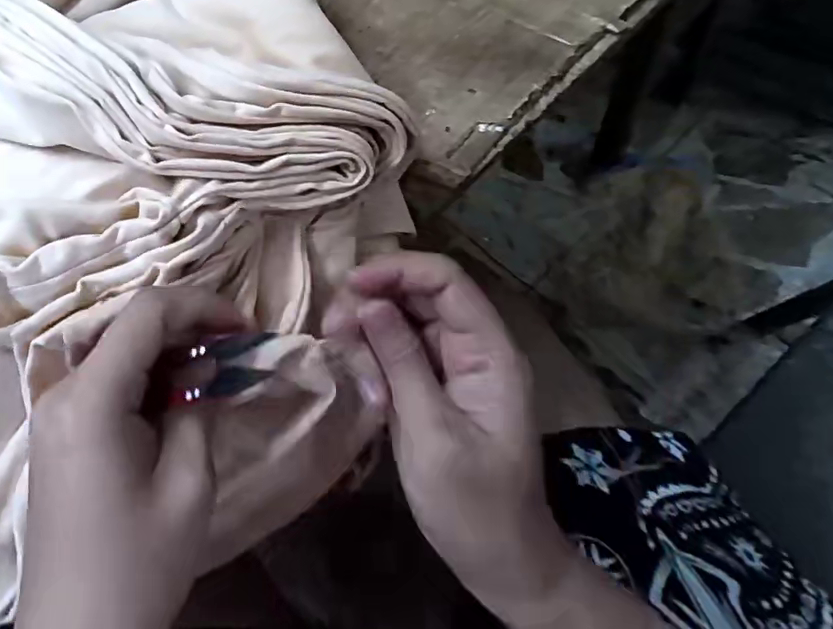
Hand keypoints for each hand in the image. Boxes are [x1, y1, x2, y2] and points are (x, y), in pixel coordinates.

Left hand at [18, 287, 248, 628]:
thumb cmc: (136, 567)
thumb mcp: (187, 488)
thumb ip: (196, 409)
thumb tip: (202, 367)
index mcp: (89, 397)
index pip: (144, 313)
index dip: (198, 304)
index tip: (242, 324)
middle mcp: (61, 388)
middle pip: (125, 325)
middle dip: (183, 323)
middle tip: (233, 344)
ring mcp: (52, 407)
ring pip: (113, 347)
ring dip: (163, 347)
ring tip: (210, 364)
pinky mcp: (56, 427)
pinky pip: (101, 377)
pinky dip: (141, 372)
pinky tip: (172, 390)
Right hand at [324, 253, 661, 628]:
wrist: (499, 562)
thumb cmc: (473, 504)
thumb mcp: (432, 433)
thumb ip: (402, 361)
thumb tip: (369, 302)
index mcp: (489, 353)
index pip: (446, 280)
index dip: (398, 270)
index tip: (351, 284)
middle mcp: (472, 347)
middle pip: (418, 292)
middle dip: (372, 297)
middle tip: (333, 324)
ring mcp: (450, 363)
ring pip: (401, 315)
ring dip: (365, 324)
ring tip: (340, 349)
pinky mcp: (430, 380)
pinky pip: (395, 345)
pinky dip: (369, 348)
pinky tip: (354, 367)